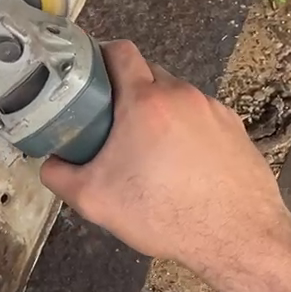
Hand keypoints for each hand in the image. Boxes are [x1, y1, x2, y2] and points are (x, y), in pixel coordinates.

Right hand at [39, 40, 290, 277]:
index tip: (88, 77)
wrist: (240, 240)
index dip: (99, 56)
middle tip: (110, 120)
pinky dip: (185, 128)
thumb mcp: (93, 199)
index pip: (120, 51)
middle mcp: (181, 94)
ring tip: (147, 147)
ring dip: (157, 110)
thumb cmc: (163, 213)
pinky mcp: (237, 128)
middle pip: (147, 71)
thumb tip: (50, 162)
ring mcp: (214, 109)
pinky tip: (181, 162)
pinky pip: (200, 115)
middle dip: (126, 88)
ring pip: (174, 95)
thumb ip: (59, 175)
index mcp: (144, 100)